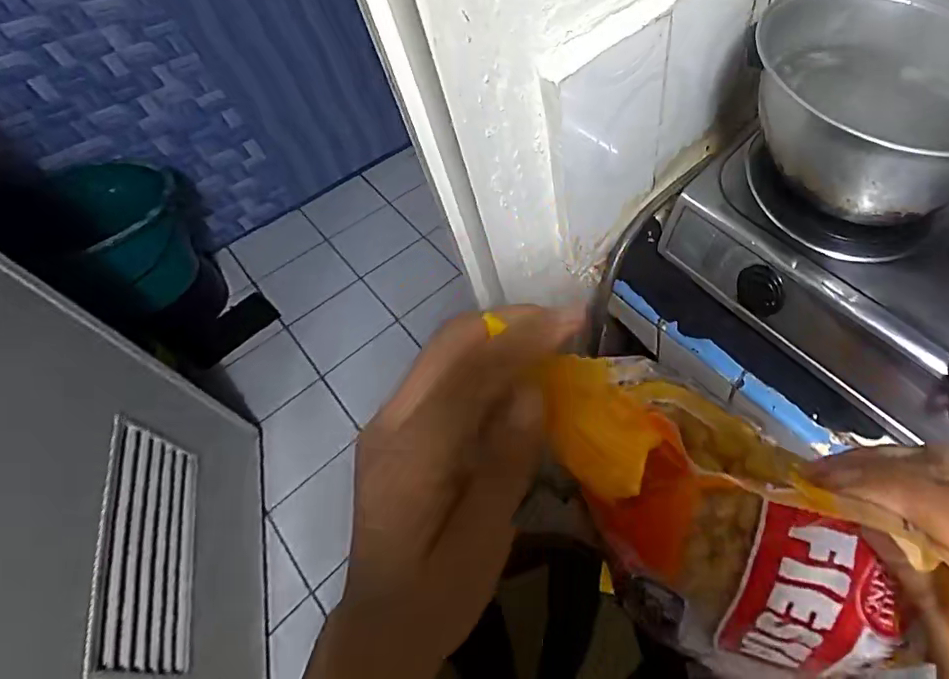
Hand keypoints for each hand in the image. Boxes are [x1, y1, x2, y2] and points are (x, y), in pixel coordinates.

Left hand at [304, 305, 583, 678]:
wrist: (377, 626)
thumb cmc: (434, 596)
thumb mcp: (480, 546)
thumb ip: (504, 465)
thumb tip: (533, 391)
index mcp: (409, 454)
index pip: (469, 375)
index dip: (522, 340)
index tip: (571, 320)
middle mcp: (390, 421)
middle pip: (449, 344)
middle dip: (510, 321)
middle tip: (564, 321)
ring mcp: (388, 418)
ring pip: (444, 350)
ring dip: (497, 334)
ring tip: (549, 335)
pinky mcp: (396, 423)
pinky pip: (443, 371)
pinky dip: (483, 358)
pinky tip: (516, 370)